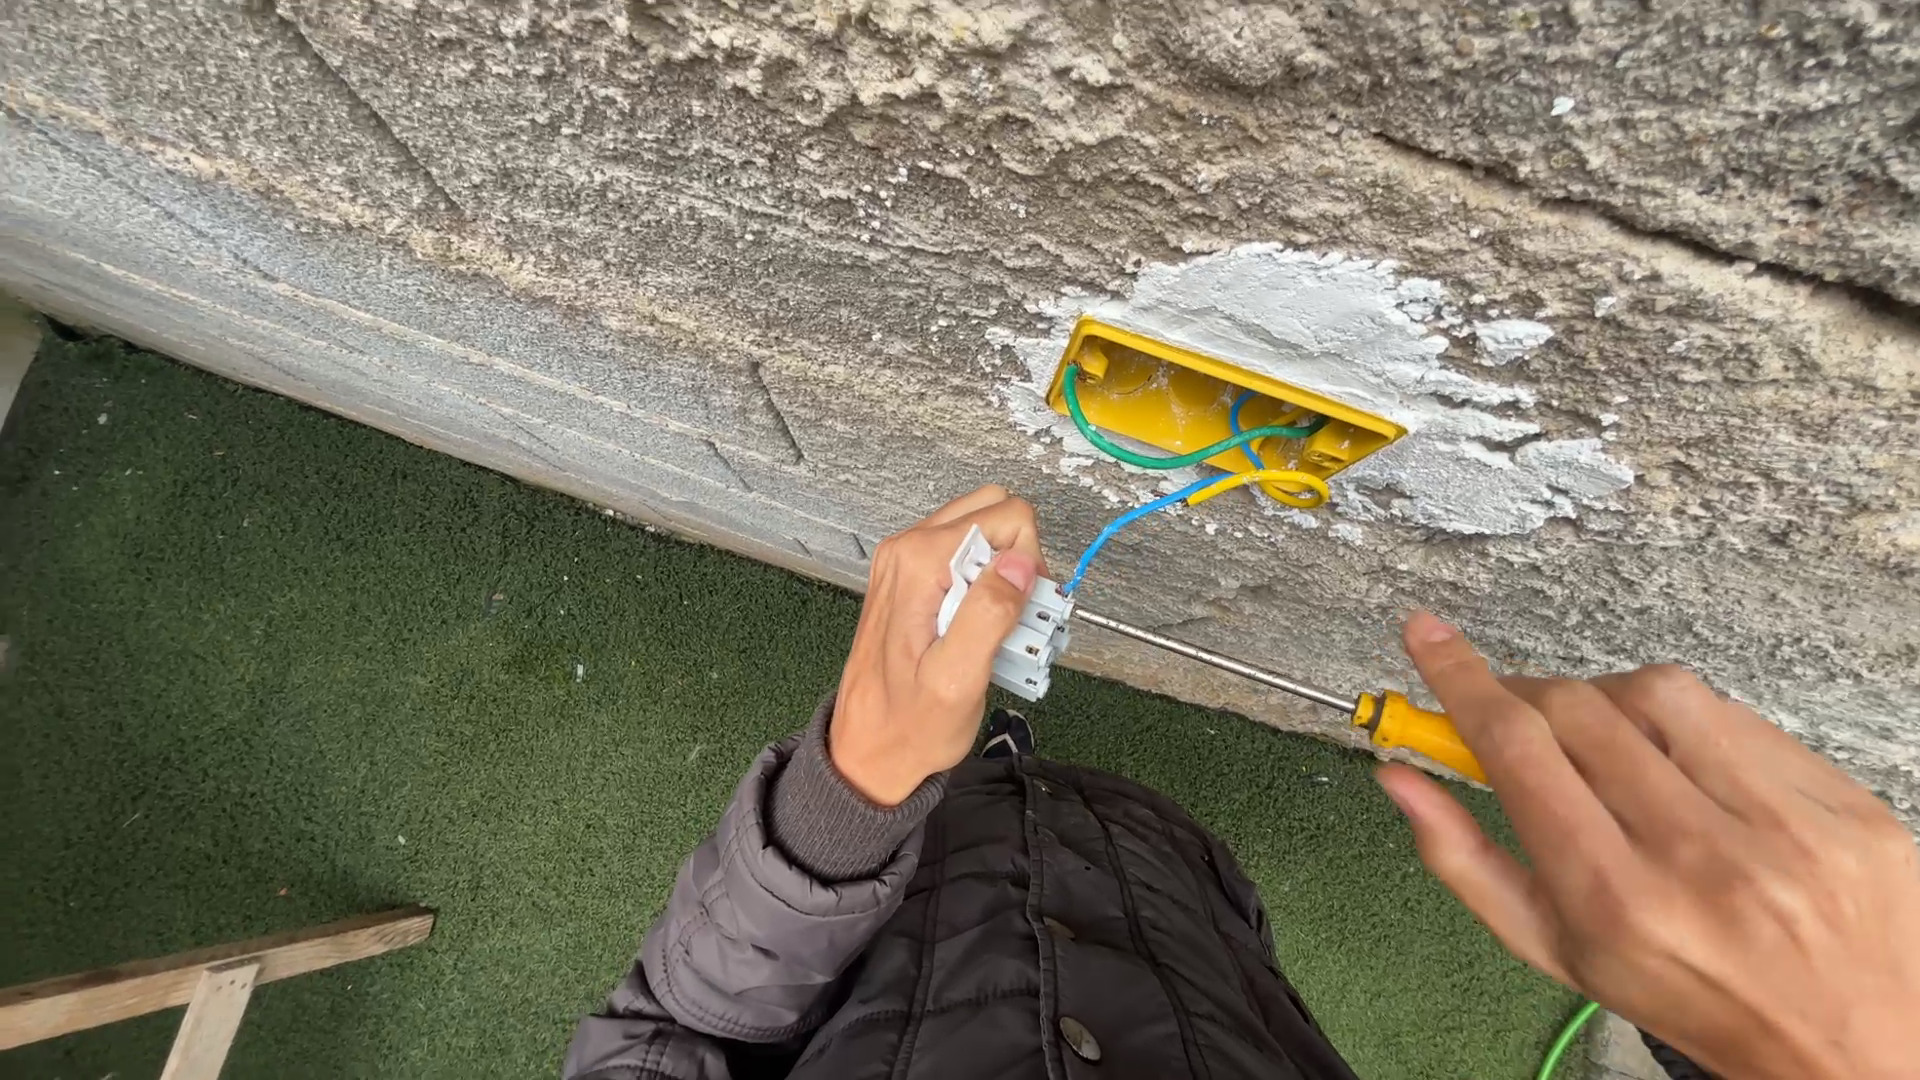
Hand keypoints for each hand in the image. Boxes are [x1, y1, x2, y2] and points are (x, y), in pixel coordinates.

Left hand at [830, 486, 1045, 805]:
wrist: (870, 747)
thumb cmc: (910, 723)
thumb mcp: (957, 679)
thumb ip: (989, 614)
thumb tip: (1020, 563)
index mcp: (918, 562)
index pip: (1007, 518)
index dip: (1028, 564)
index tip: (1019, 612)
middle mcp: (907, 549)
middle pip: (995, 513)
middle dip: (1019, 560)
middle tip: (1013, 615)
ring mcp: (906, 559)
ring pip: (983, 529)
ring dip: (1004, 571)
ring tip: (996, 625)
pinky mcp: (912, 574)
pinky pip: (965, 553)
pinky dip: (986, 580)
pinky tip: (979, 625)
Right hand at [1379, 613, 1919, 1079]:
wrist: (1865, 1052)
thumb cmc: (1673, 990)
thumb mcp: (1544, 941)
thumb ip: (1458, 856)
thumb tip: (1395, 774)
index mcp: (1612, 892)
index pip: (1517, 747)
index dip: (1459, 678)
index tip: (1423, 633)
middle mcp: (1702, 854)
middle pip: (1576, 709)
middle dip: (1525, 696)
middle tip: (1514, 716)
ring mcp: (1790, 826)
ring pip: (1653, 692)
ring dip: (1601, 700)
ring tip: (1603, 742)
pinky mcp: (1850, 806)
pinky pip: (1730, 714)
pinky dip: (1677, 717)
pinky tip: (1676, 760)